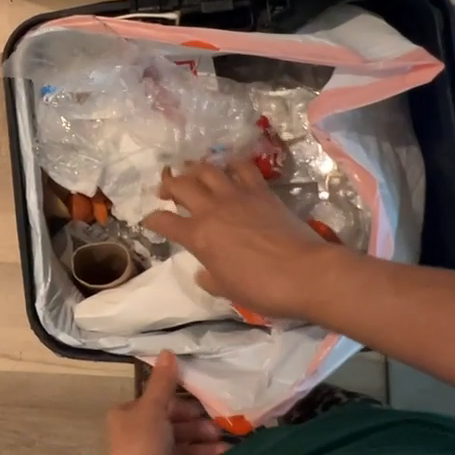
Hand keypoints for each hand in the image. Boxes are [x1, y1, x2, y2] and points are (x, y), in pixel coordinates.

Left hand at [101, 352, 230, 454]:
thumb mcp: (152, 408)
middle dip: (200, 427)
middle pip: (177, 427)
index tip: (208, 404)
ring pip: (188, 449)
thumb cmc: (142, 447)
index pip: (162, 404)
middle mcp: (142, 438)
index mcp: (131, 417)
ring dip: (209, 446)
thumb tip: (167, 350)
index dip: (184, 404)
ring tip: (229, 446)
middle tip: (224, 426)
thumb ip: (163, 382)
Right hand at [141, 159, 350, 322]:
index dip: (152, 220)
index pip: (163, 221)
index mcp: (198, 236)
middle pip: (180, 185)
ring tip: (191, 172)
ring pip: (207, 169)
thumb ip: (209, 278)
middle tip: (165, 189)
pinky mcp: (260, 190)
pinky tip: (228, 167)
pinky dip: (231, 164)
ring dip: (194, 169)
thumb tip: (203, 272)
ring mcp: (236, 195)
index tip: (149, 222)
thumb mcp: (227, 290)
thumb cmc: (262, 288)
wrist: (305, 273)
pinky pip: (241, 167)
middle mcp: (211, 209)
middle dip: (167, 185)